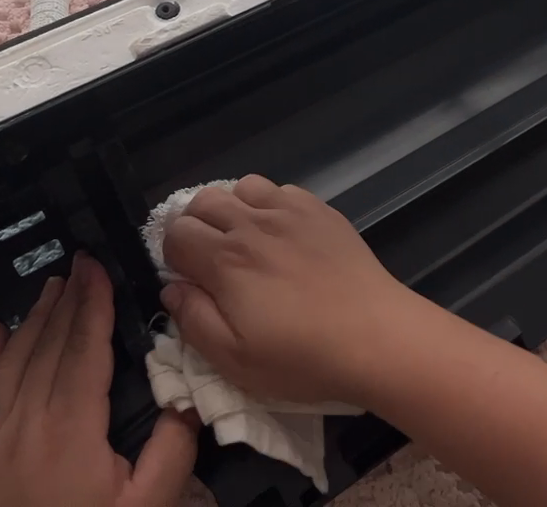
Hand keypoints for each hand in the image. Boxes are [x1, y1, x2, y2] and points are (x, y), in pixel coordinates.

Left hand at [0, 252, 197, 506]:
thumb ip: (171, 451)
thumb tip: (189, 398)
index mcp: (69, 428)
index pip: (84, 348)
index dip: (93, 304)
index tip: (99, 266)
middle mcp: (27, 421)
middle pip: (50, 344)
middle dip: (69, 297)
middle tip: (82, 258)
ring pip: (17, 359)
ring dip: (36, 316)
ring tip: (53, 282)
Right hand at [159, 175, 437, 407]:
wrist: (374, 334)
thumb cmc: (301, 356)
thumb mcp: (234, 359)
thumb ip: (194, 319)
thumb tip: (172, 288)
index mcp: (226, 260)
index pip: (176, 233)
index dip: (172, 254)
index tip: (187, 278)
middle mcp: (252, 223)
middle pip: (203, 200)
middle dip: (195, 225)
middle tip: (209, 259)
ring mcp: (289, 210)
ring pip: (241, 186)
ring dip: (232, 208)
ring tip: (244, 240)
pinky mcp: (319, 208)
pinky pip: (280, 189)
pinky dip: (269, 204)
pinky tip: (282, 234)